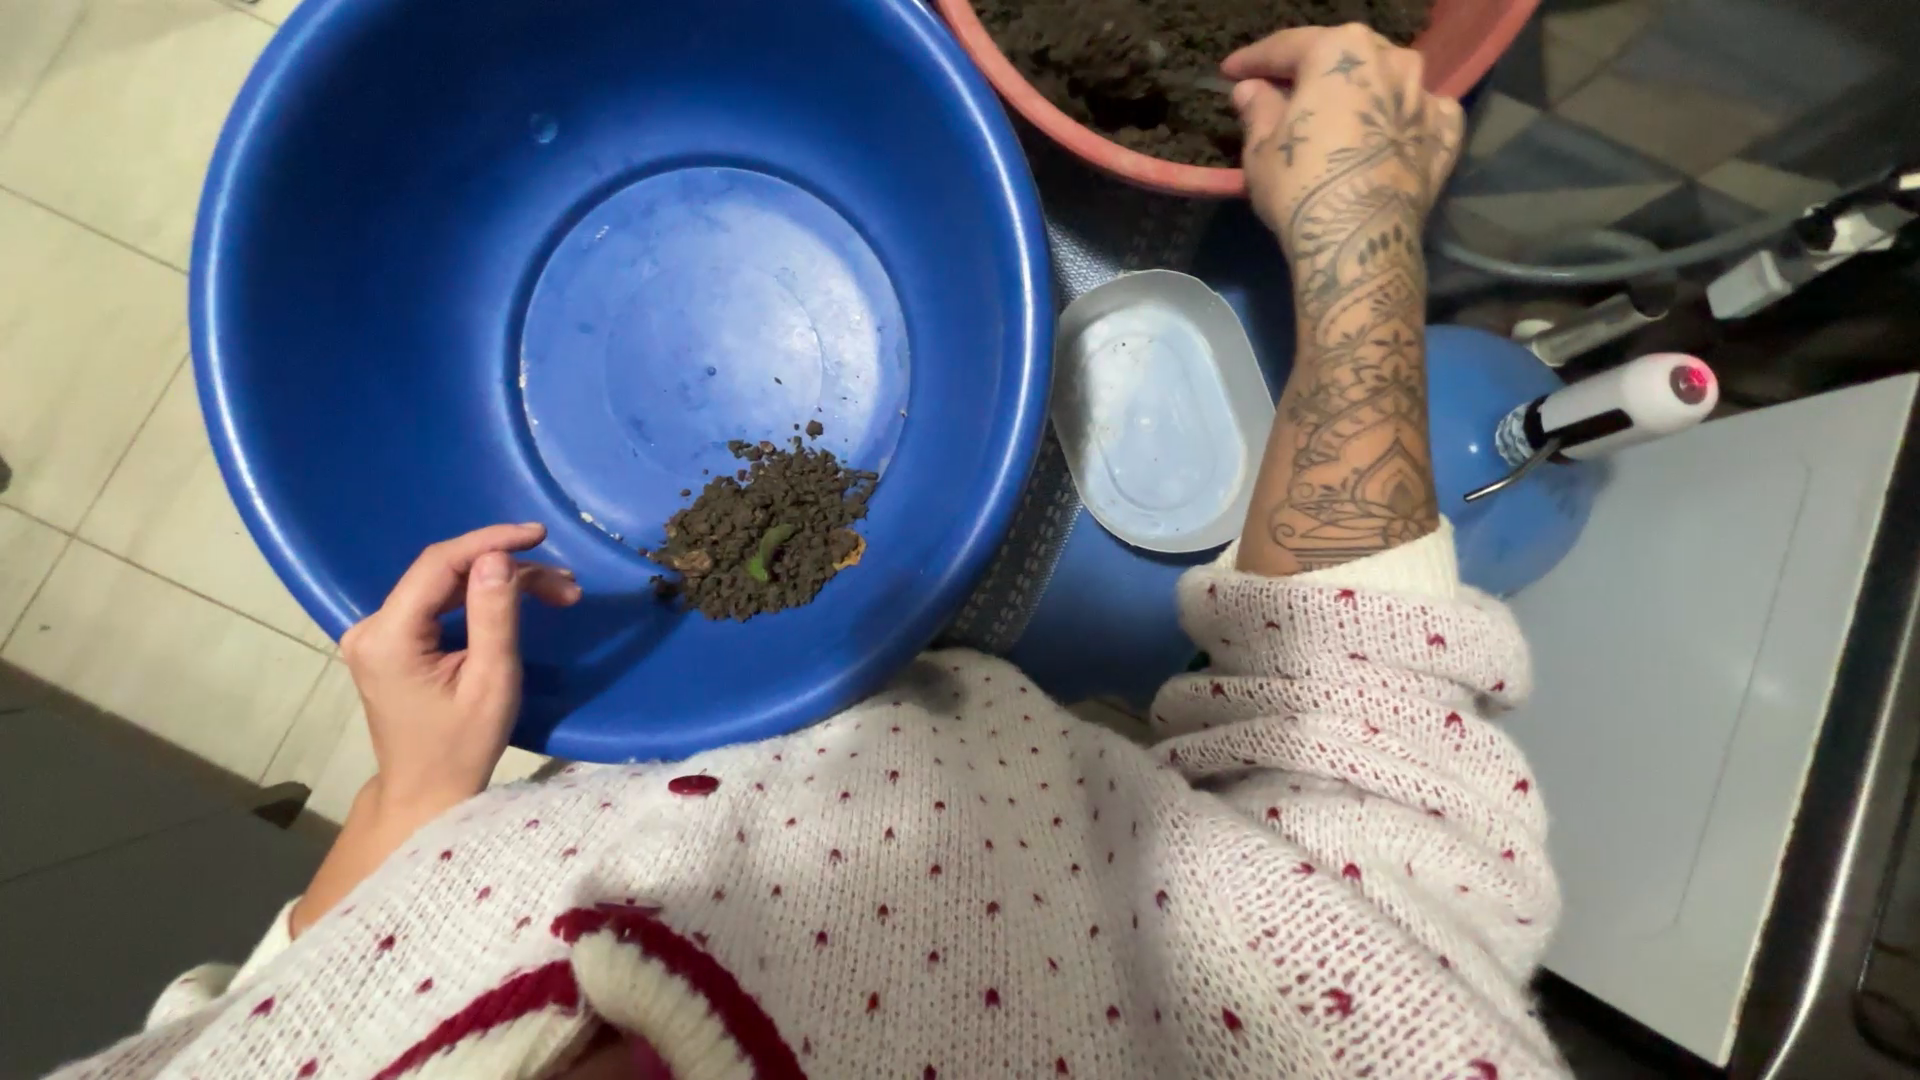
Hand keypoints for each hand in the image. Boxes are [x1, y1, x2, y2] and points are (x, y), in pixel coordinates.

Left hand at [340, 523, 580, 820]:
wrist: (428, 791)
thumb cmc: (464, 743)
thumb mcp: (491, 679)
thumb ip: (494, 615)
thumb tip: (499, 558)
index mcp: (388, 637)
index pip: (439, 565)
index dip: (491, 541)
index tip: (539, 534)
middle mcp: (372, 627)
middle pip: (447, 574)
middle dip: (511, 570)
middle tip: (568, 586)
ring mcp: (378, 634)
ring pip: (449, 586)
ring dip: (505, 584)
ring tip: (560, 594)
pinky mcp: (393, 642)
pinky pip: (442, 603)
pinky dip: (486, 599)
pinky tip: (522, 601)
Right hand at [1223, 25, 1457, 574]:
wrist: (1356, 244)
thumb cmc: (1300, 192)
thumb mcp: (1261, 153)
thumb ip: (1258, 111)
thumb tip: (1252, 90)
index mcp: (1340, 52)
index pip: (1287, 45)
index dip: (1253, 58)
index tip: (1230, 71)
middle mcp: (1392, 59)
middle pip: (1343, 56)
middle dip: (1310, 72)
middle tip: (1281, 92)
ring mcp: (1427, 96)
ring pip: (1386, 81)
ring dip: (1357, 94)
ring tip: (1332, 118)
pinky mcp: (1445, 135)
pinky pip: (1416, 115)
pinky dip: (1395, 121)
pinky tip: (1380, 138)